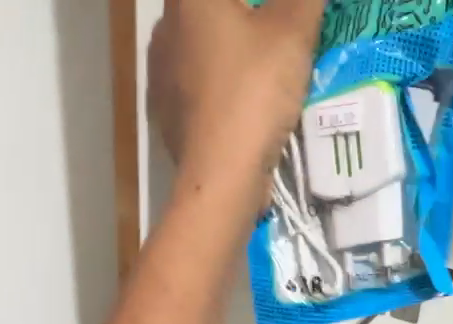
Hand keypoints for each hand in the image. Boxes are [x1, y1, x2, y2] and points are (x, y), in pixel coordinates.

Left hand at [148, 0, 325, 180]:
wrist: (221, 177)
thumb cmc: (253, 92)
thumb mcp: (292, 33)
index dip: (260, 2)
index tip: (282, 12)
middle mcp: (165, 28)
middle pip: (207, 9)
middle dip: (244, 14)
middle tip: (278, 26)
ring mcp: (160, 75)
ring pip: (199, 46)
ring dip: (228, 48)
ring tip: (263, 63)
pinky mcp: (165, 114)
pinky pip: (196, 85)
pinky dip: (219, 84)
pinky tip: (242, 100)